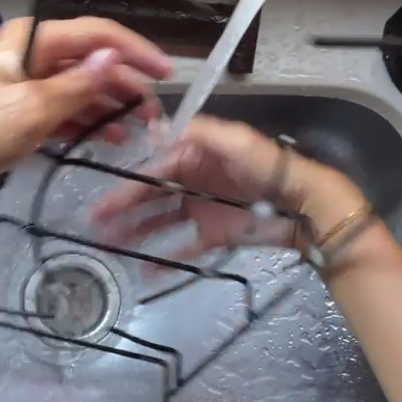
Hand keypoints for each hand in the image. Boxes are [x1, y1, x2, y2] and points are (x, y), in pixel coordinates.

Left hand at [0, 17, 173, 205]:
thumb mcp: (33, 109)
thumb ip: (78, 85)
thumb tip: (114, 59)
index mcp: (32, 40)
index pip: (95, 36)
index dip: (133, 52)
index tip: (165, 74)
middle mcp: (31, 57)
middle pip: (89, 63)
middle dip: (123, 85)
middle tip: (152, 114)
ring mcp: (25, 87)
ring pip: (78, 90)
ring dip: (107, 108)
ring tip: (135, 130)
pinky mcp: (20, 116)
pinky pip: (62, 113)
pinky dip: (84, 124)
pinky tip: (107, 138)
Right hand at [91, 116, 369, 266]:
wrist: (305, 206)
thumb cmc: (271, 169)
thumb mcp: (238, 141)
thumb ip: (200, 132)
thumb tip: (158, 129)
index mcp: (196, 155)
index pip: (155, 169)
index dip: (129, 184)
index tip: (105, 199)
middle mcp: (193, 180)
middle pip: (151, 195)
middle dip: (123, 208)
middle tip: (96, 224)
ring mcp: (202, 209)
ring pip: (160, 221)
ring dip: (135, 232)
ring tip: (110, 245)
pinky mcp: (214, 235)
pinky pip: (183, 247)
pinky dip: (164, 260)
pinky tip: (144, 272)